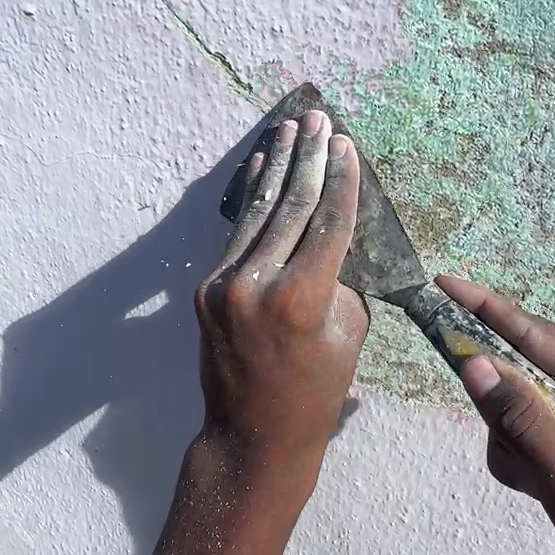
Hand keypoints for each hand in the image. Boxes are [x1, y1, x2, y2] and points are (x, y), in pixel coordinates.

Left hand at [194, 110, 367, 473]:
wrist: (252, 434)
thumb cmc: (316, 390)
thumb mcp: (348, 332)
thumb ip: (339, 276)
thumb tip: (327, 232)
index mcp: (303, 298)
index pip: (328, 222)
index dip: (341, 179)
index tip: (346, 143)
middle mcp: (257, 284)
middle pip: (291, 206)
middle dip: (309, 158)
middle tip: (319, 119)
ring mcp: (224, 284)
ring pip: (259, 212)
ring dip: (276, 166)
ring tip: (290, 129)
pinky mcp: (206, 287)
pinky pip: (236, 234)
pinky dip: (251, 198)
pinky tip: (259, 166)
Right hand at [441, 275, 554, 554]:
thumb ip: (526, 427)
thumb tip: (475, 364)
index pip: (542, 338)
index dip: (486, 309)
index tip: (444, 279)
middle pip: (537, 377)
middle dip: (513, 420)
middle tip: (531, 476)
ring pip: (540, 409)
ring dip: (528, 449)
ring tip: (553, 500)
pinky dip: (542, 461)